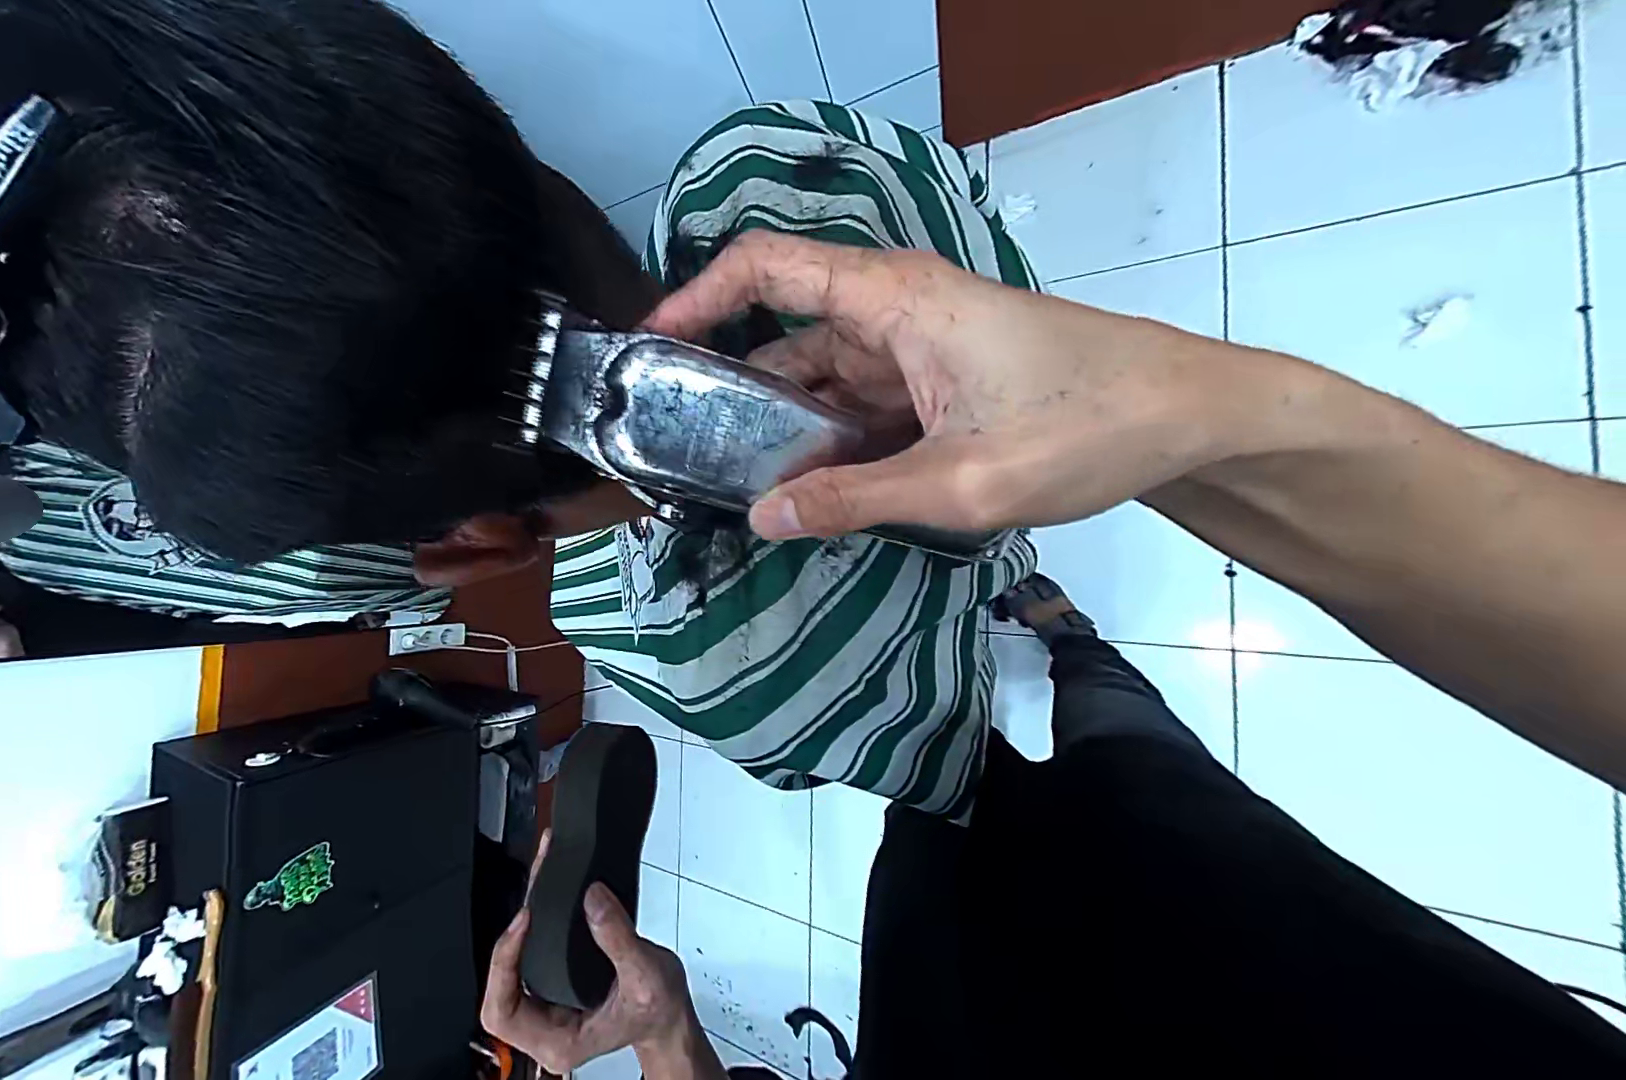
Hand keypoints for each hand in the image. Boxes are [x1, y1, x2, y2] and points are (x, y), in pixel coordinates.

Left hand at [481, 837, 716, 1076]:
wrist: (670, 1013)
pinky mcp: (556, 979)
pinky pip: (532, 951)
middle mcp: (546, 1023)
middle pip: (501, 985)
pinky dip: (536, 919)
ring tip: (535, 886)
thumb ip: (618, 940)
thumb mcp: (646, 976)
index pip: (502, 1010)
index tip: (524, 921)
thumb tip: (593, 898)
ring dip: (520, 925)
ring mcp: (549, 1002)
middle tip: (529, 903)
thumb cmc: (658, 1010)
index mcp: (558, 1039)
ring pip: (514, 965)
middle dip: (509, 941)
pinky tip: (545, 891)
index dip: (503, 964)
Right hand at [643, 231, 1294, 540]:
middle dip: (728, 386)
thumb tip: (761, 517)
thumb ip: (855, 499)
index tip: (652, 345)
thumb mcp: (963, 480)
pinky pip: (850, 412)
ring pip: (814, 383)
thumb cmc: (1087, 427)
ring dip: (776, 429)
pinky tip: (798, 490)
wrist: (1187, 419)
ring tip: (726, 481)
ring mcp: (906, 355)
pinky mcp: (924, 388)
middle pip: (781, 337)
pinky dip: (820, 447)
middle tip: (679, 446)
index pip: (770, 267)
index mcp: (894, 301)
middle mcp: (890, 316)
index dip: (700, 296)